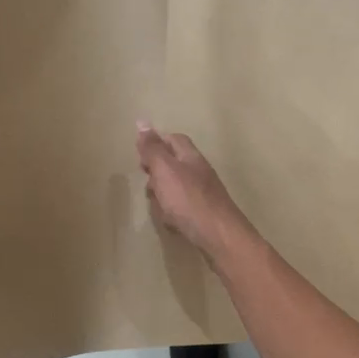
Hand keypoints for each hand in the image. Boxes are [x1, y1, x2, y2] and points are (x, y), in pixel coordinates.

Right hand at [136, 122, 255, 256]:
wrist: (219, 236)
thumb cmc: (188, 200)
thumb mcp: (165, 170)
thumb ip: (153, 149)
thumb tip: (142, 122)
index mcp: (191, 157)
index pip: (174, 140)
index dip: (156, 143)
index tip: (140, 155)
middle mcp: (200, 172)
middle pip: (174, 164)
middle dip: (156, 173)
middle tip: (148, 185)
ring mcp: (204, 193)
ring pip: (176, 187)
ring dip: (162, 195)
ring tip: (157, 206)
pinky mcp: (204, 214)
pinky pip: (182, 208)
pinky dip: (172, 212)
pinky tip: (169, 222)